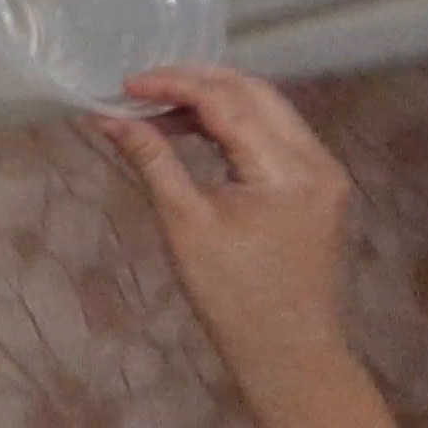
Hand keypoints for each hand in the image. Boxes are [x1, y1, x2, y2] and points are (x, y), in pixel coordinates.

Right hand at [97, 67, 412, 427]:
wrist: (286, 348)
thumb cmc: (230, 288)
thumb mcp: (182, 219)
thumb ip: (151, 158)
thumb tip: (107, 116)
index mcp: (288, 172)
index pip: (226, 103)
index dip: (172, 85)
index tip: (124, 86)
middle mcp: (316, 162)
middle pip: (254, 92)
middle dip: (193, 79)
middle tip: (140, 85)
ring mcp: (320, 172)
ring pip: (263, 106)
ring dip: (208, 97)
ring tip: (155, 105)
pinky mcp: (311, 183)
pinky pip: (268, 130)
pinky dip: (224, 120)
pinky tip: (185, 128)